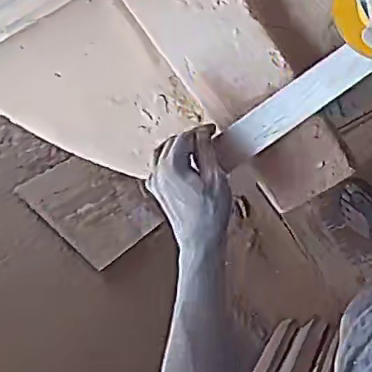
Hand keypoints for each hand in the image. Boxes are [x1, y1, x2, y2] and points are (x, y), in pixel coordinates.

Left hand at [149, 126, 232, 256]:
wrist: (200, 240)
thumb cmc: (210, 214)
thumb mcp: (216, 178)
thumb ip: (207, 152)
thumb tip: (203, 135)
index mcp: (171, 167)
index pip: (184, 137)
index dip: (200, 131)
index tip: (213, 130)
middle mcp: (157, 173)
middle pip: (171, 143)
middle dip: (189, 138)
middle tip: (208, 138)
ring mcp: (155, 183)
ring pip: (163, 154)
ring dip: (179, 148)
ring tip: (198, 149)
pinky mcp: (158, 192)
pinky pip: (161, 167)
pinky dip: (173, 161)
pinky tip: (187, 165)